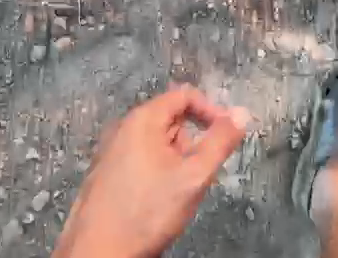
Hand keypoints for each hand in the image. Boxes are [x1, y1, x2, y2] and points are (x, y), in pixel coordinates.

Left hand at [53, 85, 250, 257]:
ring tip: (176, 192)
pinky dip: (154, 172)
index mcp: (143, 119)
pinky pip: (138, 160)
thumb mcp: (194, 177)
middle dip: (190, 142)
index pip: (185, 95)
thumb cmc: (147, 212)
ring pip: (154, 143)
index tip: (225, 136)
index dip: (210, 111)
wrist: (94, 257)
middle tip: (197, 173)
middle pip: (170, 119)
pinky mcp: (101, 176)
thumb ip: (221, 142)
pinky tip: (154, 202)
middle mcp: (122, 128)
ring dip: (173, 160)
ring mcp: (108, 153)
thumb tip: (242, 112)